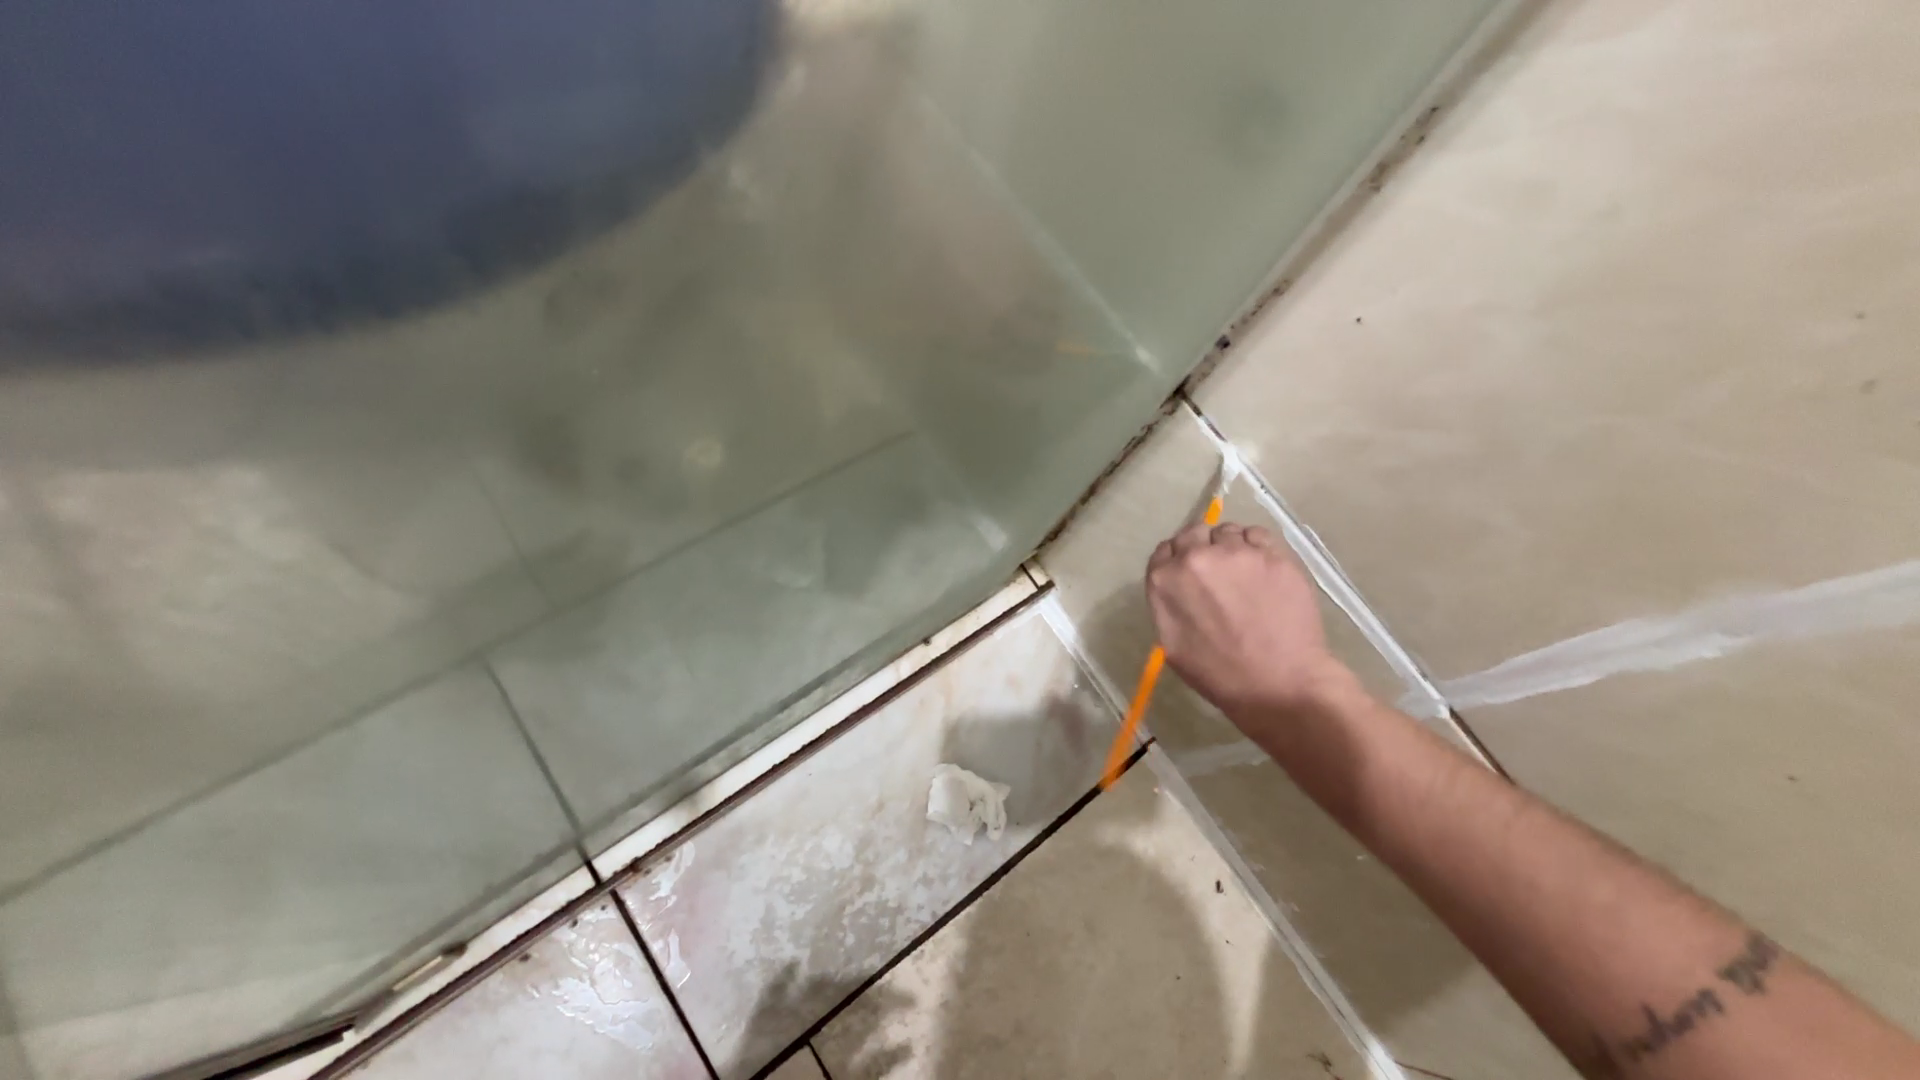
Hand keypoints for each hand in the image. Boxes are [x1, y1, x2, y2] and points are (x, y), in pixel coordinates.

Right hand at [1144, 522, 1357, 721]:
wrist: (1279, 684)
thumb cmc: (1219, 674)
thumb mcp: (1172, 643)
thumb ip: (1167, 603)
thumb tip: (1175, 585)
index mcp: (1165, 581)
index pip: (1164, 551)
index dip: (1177, 559)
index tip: (1189, 572)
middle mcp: (1195, 557)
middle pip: (1193, 533)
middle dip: (1201, 547)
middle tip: (1217, 572)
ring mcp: (1236, 553)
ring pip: (1227, 531)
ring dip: (1230, 546)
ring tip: (1244, 573)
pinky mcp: (1272, 554)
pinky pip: (1258, 535)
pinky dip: (1257, 547)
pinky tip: (1263, 570)